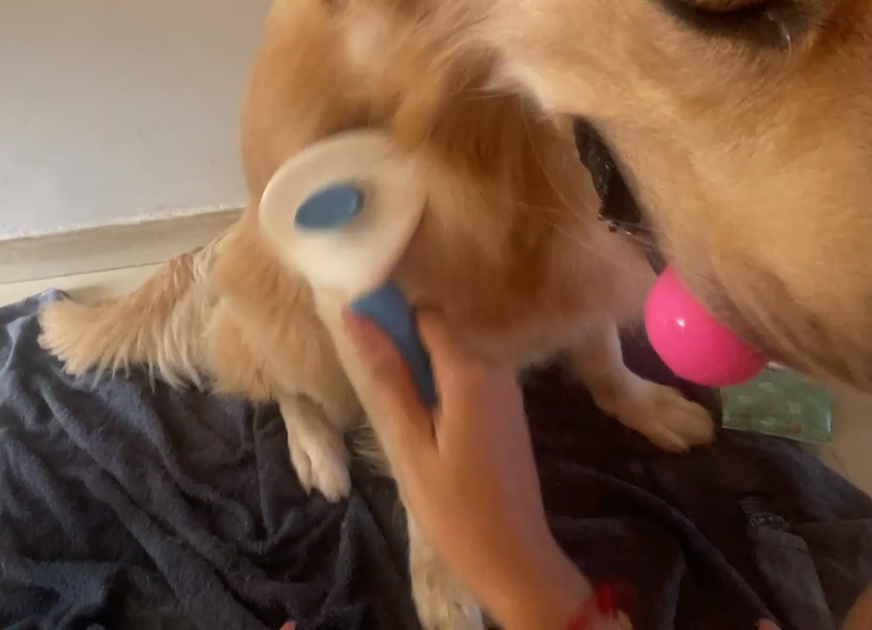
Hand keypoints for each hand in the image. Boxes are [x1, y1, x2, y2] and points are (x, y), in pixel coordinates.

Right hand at [344, 310, 592, 629]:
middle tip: (376, 368)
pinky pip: (470, 370)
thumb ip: (389, 373)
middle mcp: (495, 366)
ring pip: (456, 348)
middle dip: (407, 337)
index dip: (394, 314)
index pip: (427, 311)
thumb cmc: (454, 506)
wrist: (514, 560)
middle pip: (443, 326)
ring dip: (424, 359)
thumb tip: (357, 315)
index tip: (365, 330)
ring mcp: (506, 386)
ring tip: (397, 390)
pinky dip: (444, 376)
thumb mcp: (410, 441)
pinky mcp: (507, 405)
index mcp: (470, 370)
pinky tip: (425, 407)